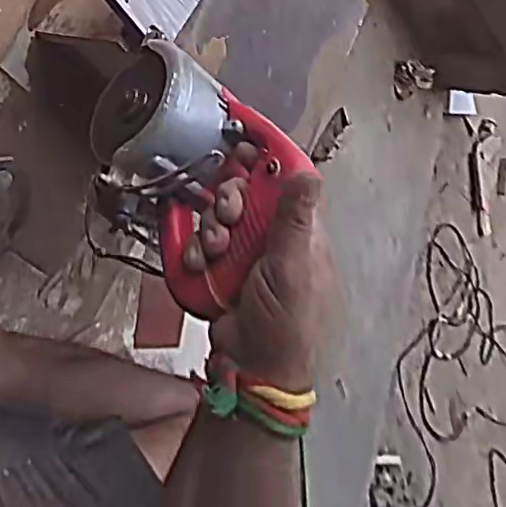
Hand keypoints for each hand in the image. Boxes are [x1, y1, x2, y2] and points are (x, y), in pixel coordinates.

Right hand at [180, 143, 335, 389]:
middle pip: (244, 191)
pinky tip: (205, 265)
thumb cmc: (288, 325)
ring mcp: (245, 249)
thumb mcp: (293, 267)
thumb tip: (308, 173)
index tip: (242, 137)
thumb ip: (295, 218)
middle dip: (229, 198)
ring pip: (218, 213)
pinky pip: (201, 239)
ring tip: (217, 250)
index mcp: (299, 230)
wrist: (254, 369)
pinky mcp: (221, 264)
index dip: (264, 155)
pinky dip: (198, 249)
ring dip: (211, 227)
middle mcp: (272, 234)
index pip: (283, 177)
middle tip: (228, 214)